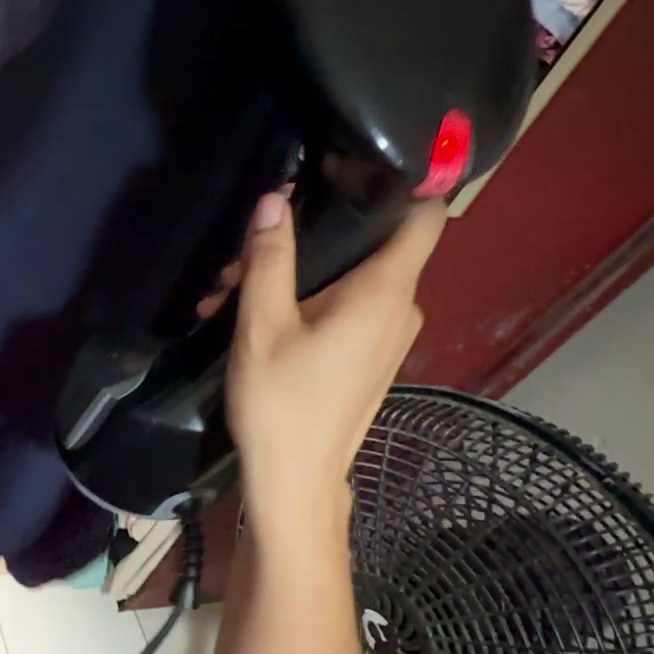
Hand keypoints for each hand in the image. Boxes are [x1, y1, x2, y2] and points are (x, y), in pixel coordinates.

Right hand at [223, 194, 446, 534]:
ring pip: (350, 283)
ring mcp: (389, 336)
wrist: (295, 479)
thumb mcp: (261, 327)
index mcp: (384, 291)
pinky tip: (253, 325)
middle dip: (306, 245)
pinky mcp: (371, 359)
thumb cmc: (280, 402)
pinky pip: (347, 312)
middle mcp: (400, 307)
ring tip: (228, 300)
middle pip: (369, 248)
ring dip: (294, 281)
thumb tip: (274, 200)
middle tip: (240, 265)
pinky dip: (305, 307)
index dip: (399, 184)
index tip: (347, 174)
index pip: (424, 213)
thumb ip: (270, 261)